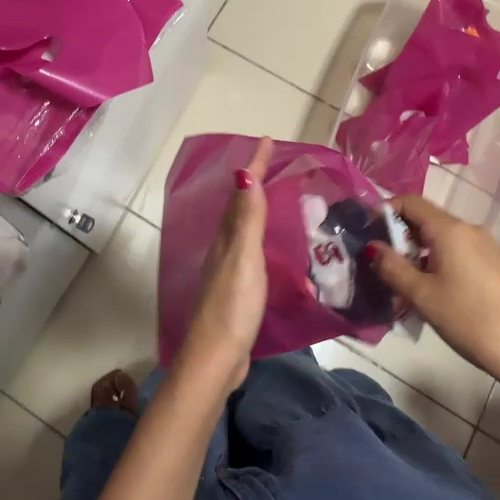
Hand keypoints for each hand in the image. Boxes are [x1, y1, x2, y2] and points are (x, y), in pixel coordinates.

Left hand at [175, 137, 273, 390]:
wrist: (216, 360)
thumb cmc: (232, 307)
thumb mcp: (243, 258)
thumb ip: (246, 219)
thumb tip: (244, 173)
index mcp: (227, 238)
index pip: (243, 192)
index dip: (255, 166)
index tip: (267, 140)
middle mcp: (225, 249)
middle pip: (241, 207)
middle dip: (257, 183)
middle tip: (278, 165)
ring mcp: (230, 272)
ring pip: (245, 229)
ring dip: (260, 210)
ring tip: (283, 200)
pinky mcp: (239, 293)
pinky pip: (253, 254)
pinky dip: (265, 242)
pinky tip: (278, 253)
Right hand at [368, 195, 499, 383]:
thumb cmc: (469, 319)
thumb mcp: (421, 295)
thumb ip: (391, 267)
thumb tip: (371, 247)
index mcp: (450, 229)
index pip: (410, 202)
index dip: (384, 212)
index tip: (368, 236)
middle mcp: (470, 230)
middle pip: (426, 219)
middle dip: (400, 238)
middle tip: (381, 266)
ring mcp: (486, 248)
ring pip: (441, 239)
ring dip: (418, 254)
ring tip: (403, 285)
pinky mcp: (496, 266)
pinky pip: (458, 254)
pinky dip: (438, 263)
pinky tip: (433, 294)